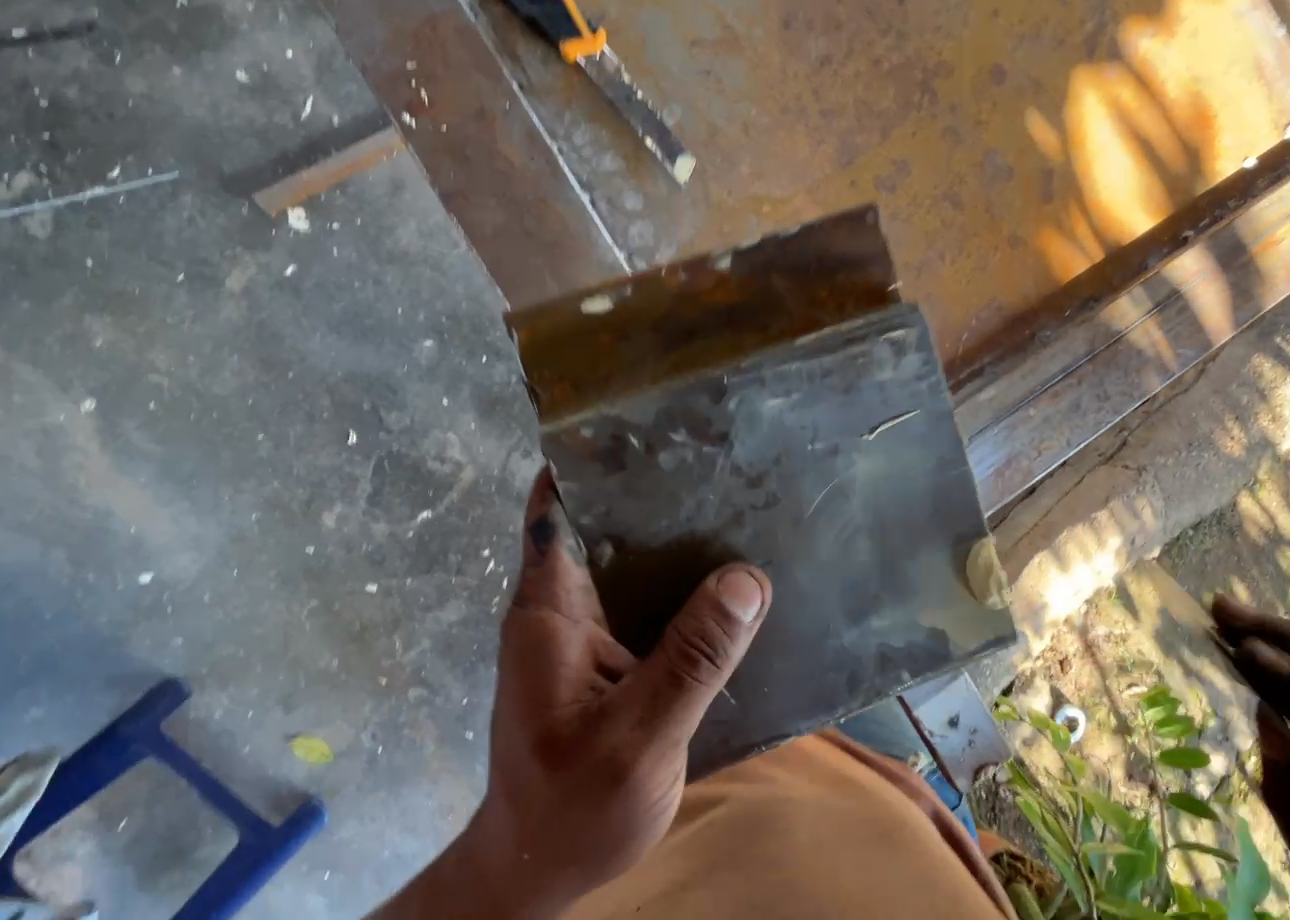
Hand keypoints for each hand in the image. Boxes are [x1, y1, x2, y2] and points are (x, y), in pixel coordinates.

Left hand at [375, 469, 771, 918]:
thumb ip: (692, 658)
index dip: (593, 457)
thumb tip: (747, 576)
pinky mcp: (607, 657)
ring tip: (739, 500)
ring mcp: (583, 631)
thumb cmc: (574, 806)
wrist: (542, 869)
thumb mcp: (640, 735)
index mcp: (549, 609)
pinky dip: (682, 583)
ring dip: (673, 535)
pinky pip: (646, 600)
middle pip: (601, 522)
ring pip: (628, 559)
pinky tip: (732, 578)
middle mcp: (561, 606)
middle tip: (722, 455)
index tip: (651, 420)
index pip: (557, 506)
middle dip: (652, 488)